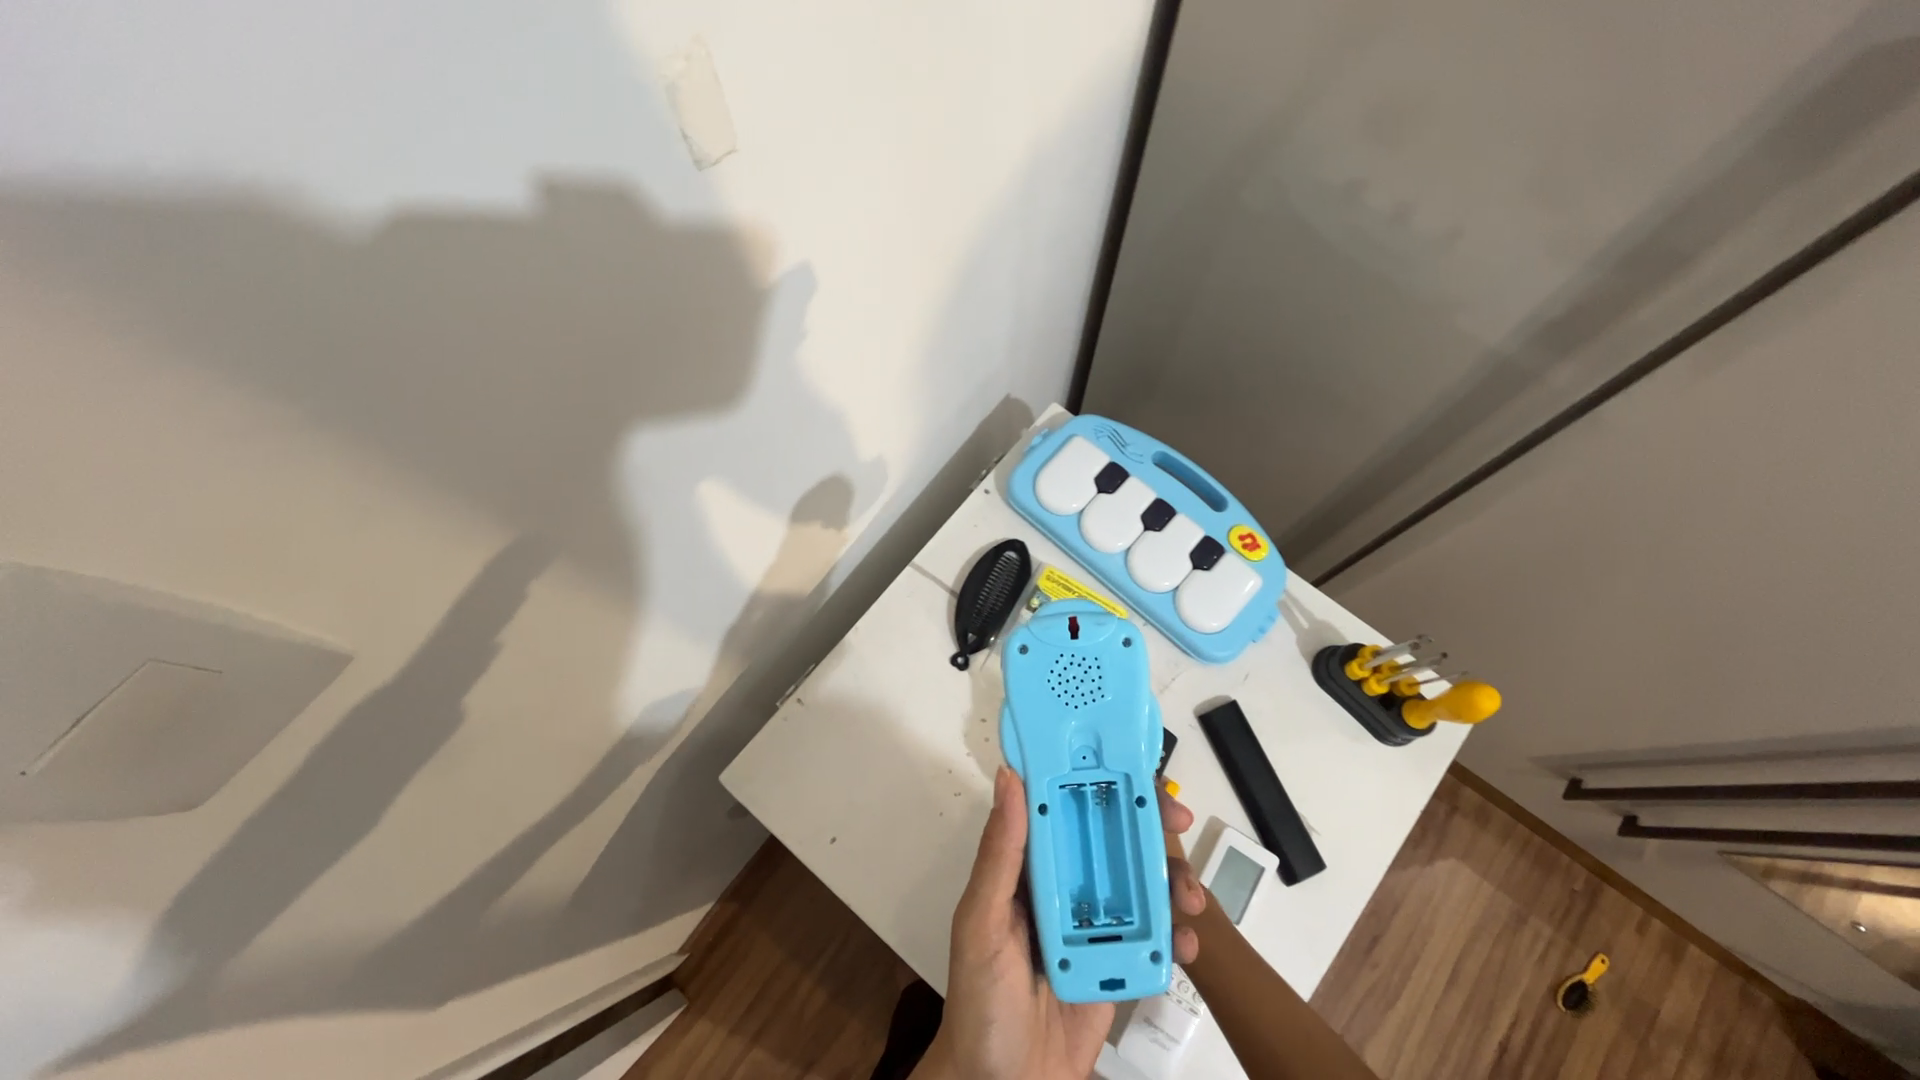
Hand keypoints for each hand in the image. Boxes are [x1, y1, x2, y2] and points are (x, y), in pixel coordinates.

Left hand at [913, 766, 1206, 1079]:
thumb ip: (1001, 854)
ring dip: (1173, 884)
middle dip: (1150, 831)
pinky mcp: (1117, 967)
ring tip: (1191, 900)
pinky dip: (1176, 937)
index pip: (1066, 812)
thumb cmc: (982, 997)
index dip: (1099, 786)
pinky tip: (1186, 945)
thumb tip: (1011, 777)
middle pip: (1114, 844)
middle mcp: (1065, 890)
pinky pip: (1153, 942)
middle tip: (1179, 827)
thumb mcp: (982, 921)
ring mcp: (1095, 929)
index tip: (1135, 774)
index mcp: (1030, 870)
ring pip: (1142, 888)